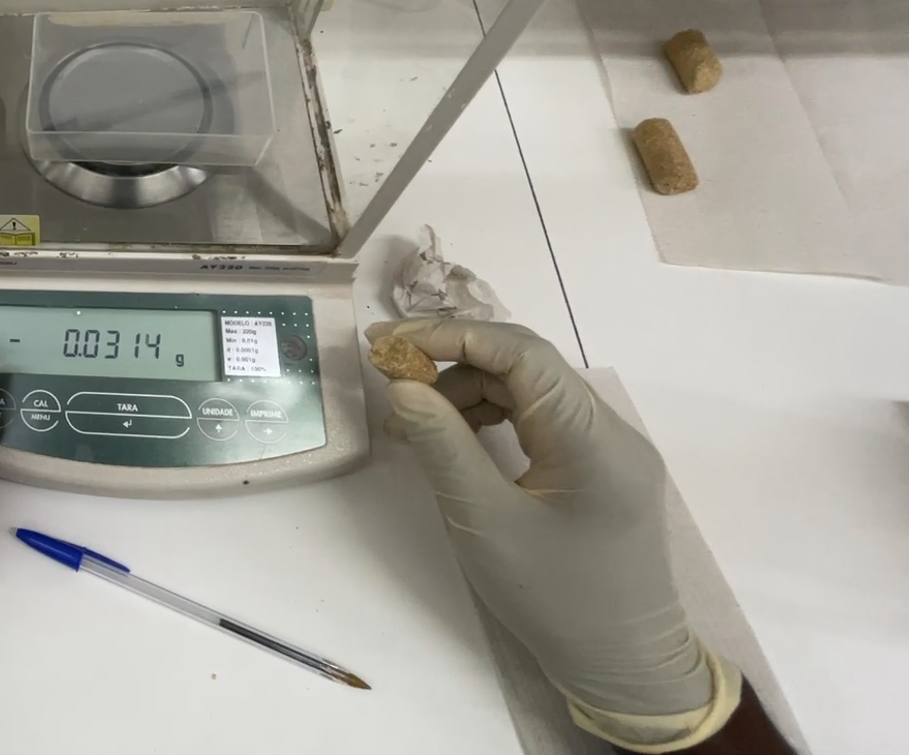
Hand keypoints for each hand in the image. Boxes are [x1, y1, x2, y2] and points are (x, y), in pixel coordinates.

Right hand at [368, 319, 753, 753]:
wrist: (620, 668)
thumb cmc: (552, 594)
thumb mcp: (482, 517)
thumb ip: (440, 442)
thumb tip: (400, 384)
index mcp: (593, 438)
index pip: (519, 353)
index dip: (447, 336)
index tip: (385, 344)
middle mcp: (605, 429)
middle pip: (519, 361)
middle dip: (447, 353)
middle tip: (384, 364)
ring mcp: (599, 446)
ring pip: (517, 385)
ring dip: (456, 387)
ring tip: (405, 417)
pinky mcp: (586, 464)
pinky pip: (525, 414)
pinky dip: (476, 412)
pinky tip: (441, 435)